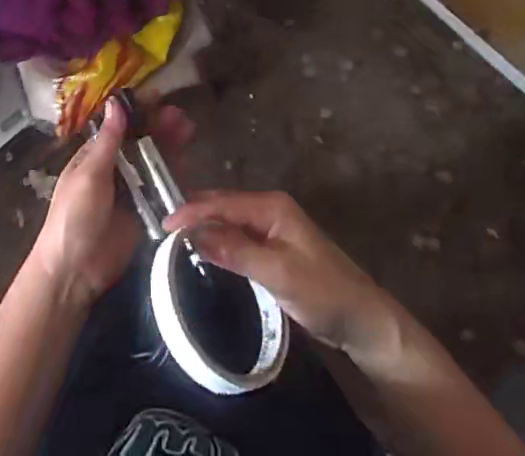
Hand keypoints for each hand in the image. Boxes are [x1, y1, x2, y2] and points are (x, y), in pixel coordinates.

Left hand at [28, 99, 193, 307]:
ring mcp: (130, 191)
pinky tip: (188, 162)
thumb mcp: (89, 175)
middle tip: (179, 115)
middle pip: (140, 142)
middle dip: (158, 126)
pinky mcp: (145, 212)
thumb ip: (107, 141)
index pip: (118, 125)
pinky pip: (162, 189)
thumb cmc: (73, 217)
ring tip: (188, 129)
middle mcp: (114, 169)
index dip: (136, 111)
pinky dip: (174, 175)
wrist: (75, 272)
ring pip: (153, 162)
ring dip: (169, 145)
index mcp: (94, 156)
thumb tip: (115, 102)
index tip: (157, 97)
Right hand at [165, 191, 400, 361]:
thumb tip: (193, 233)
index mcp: (272, 206)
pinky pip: (236, 236)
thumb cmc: (324, 293)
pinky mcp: (272, 248)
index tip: (161, 225)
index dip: (190, 211)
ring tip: (173, 242)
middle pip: (222, 205)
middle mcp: (269, 209)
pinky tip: (202, 252)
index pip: (221, 202)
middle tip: (160, 233)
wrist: (364, 322)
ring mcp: (272, 228)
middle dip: (193, 214)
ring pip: (227, 221)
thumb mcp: (279, 273)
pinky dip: (216, 240)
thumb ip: (236, 250)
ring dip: (203, 227)